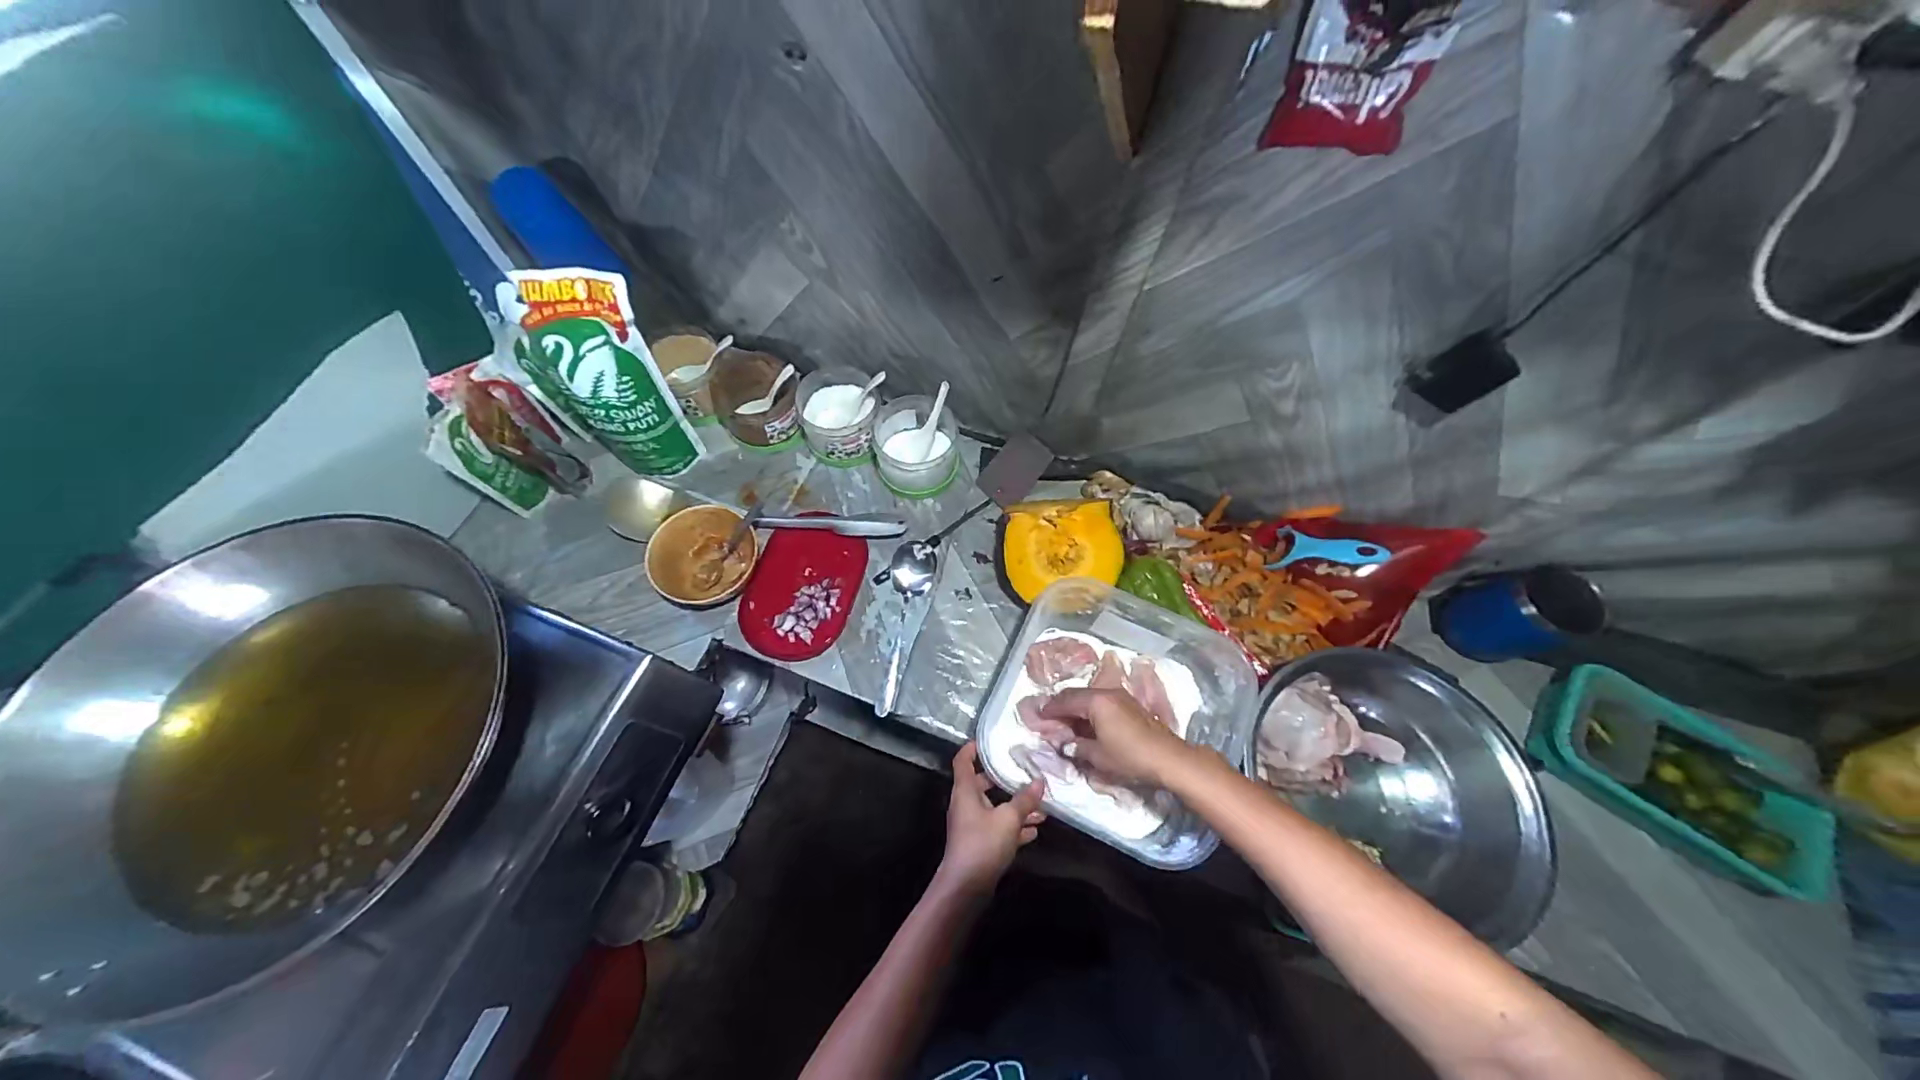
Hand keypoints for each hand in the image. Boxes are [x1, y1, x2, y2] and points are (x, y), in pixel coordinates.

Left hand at [938, 743, 1044, 894]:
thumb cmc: (983, 843)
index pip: (963, 760)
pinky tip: (1034, 830)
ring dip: (1015, 806)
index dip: (972, 748)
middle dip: (1003, 779)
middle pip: (982, 783)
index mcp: (965, 791)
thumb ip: (1024, 800)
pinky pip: (998, 828)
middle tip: (1024, 771)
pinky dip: (1014, 827)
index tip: (988, 740)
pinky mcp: (980, 844)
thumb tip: (1039, 781)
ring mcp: (972, 825)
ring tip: (1040, 807)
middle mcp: (966, 804)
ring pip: (994, 808)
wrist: (966, 887)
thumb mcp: (1008, 818)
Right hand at [1040, 687, 1196, 787]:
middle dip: (1061, 706)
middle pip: (1076, 695)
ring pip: (1090, 698)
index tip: (1037, 717)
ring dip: (1076, 708)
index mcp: (1096, 701)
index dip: (1049, 710)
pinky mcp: (1130, 705)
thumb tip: (1064, 742)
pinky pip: (1102, 703)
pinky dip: (1090, 710)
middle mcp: (1107, 693)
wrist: (1168, 758)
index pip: (1065, 701)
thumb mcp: (1097, 756)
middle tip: (1048, 719)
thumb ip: (1076, 746)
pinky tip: (1087, 724)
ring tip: (1065, 723)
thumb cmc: (1130, 757)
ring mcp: (1121, 697)